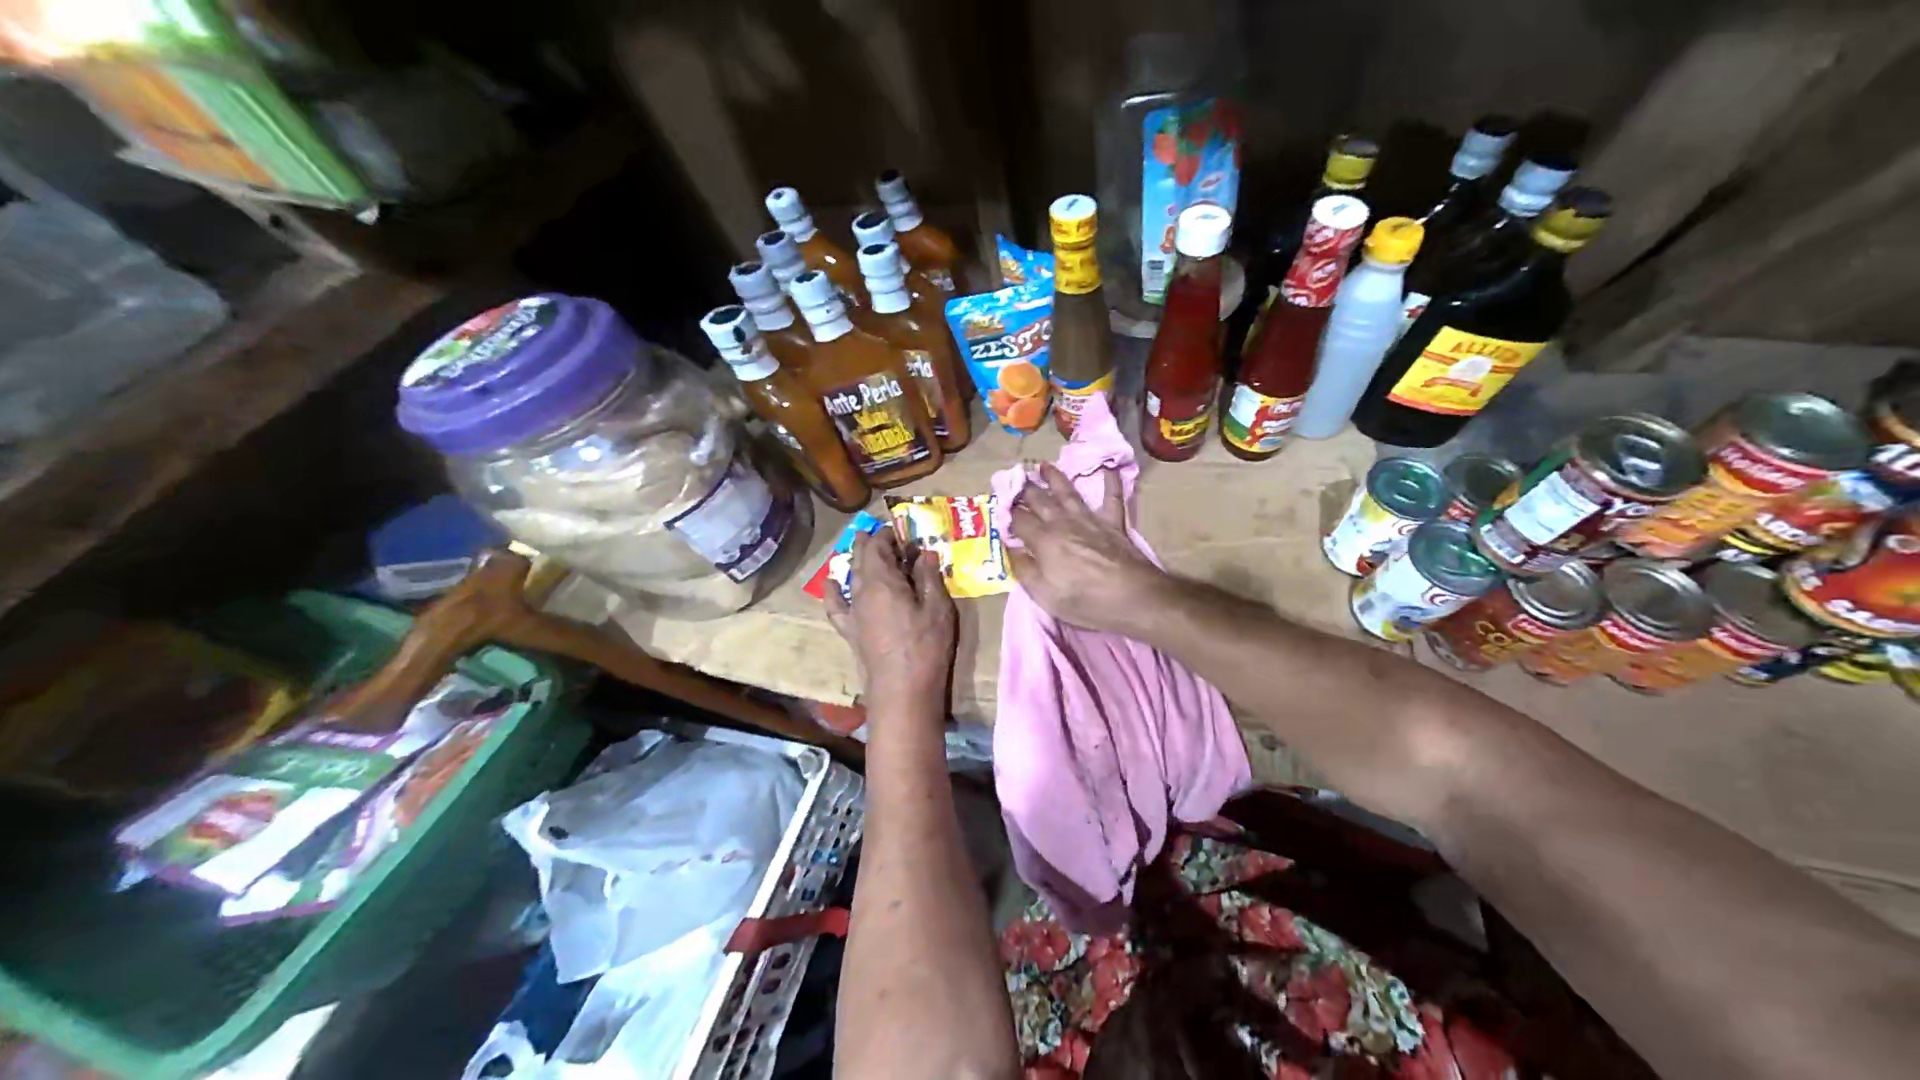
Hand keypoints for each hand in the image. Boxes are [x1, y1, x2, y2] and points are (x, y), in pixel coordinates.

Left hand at [825, 527, 955, 712]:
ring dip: (855, 560)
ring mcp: (853, 612)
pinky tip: (832, 583)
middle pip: (861, 559)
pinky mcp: (850, 631)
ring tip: (859, 547)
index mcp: (882, 582)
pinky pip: (836, 605)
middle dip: (870, 543)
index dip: (888, 535)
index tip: (901, 530)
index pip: (879, 547)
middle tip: (879, 532)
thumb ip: (929, 577)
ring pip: (850, 577)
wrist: (902, 691)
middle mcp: (861, 592)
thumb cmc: (925, 647)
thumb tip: (925, 552)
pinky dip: (833, 591)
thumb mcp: (937, 608)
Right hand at [1006, 462, 1167, 633]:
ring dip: (1055, 477)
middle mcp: (1063, 522)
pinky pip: (1111, 497)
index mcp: (1043, 540)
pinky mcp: (1113, 523)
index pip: (1018, 519)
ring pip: (1068, 492)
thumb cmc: (1084, 600)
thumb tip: (1009, 550)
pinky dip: (1110, 482)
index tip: (997, 504)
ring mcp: (1089, 519)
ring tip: (1044, 465)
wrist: (1131, 596)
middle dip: (1024, 487)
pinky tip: (1108, 468)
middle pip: (1039, 500)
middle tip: (1014, 475)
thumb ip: (1024, 570)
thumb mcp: (1044, 594)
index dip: (1006, 512)